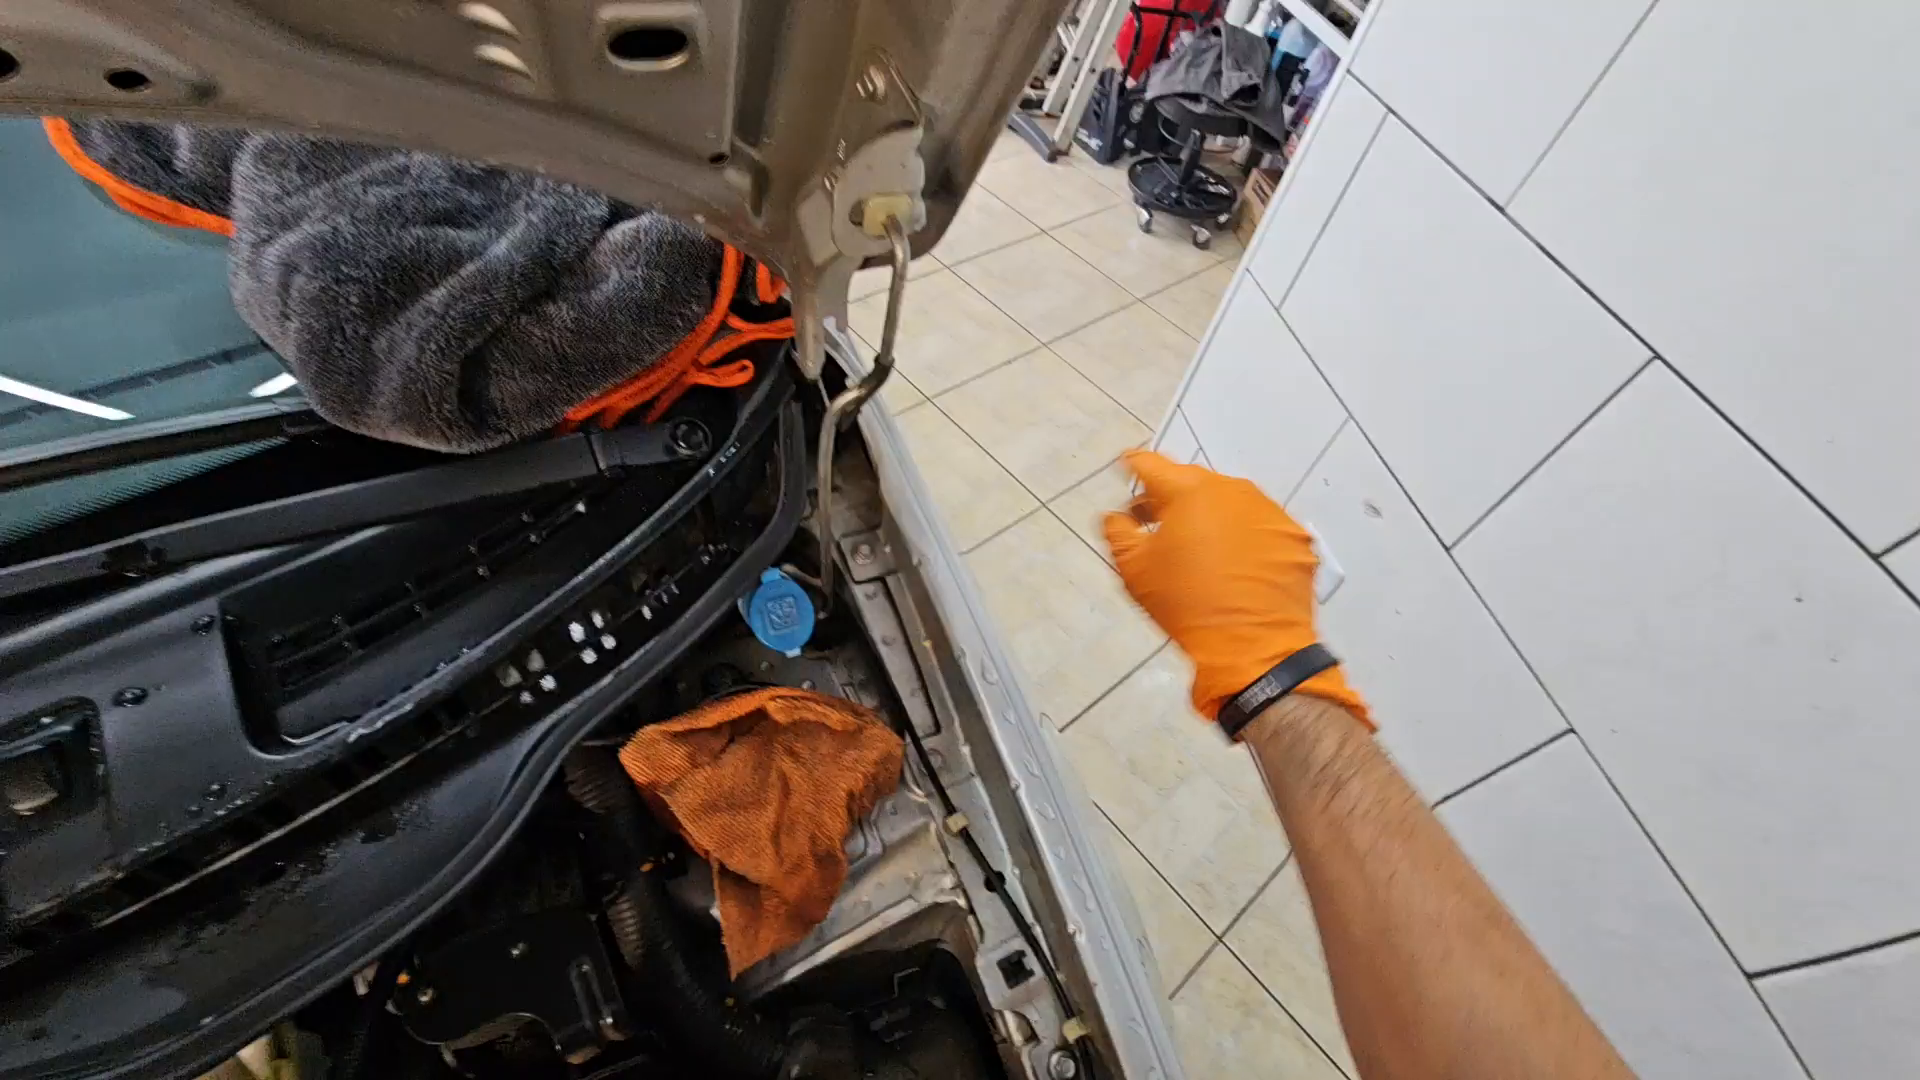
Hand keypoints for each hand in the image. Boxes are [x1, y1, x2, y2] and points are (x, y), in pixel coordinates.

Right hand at [1102, 450, 1369, 727]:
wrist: (1253, 645)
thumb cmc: (1185, 602)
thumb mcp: (1135, 569)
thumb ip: (1118, 531)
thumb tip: (1116, 515)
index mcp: (1188, 491)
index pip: (1151, 465)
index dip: (1132, 466)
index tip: (1124, 469)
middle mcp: (1231, 489)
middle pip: (1192, 482)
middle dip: (1170, 496)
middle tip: (1153, 520)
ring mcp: (1268, 510)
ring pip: (1228, 501)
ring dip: (1208, 514)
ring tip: (1196, 545)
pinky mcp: (1294, 535)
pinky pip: (1258, 525)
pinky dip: (1241, 535)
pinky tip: (1233, 562)